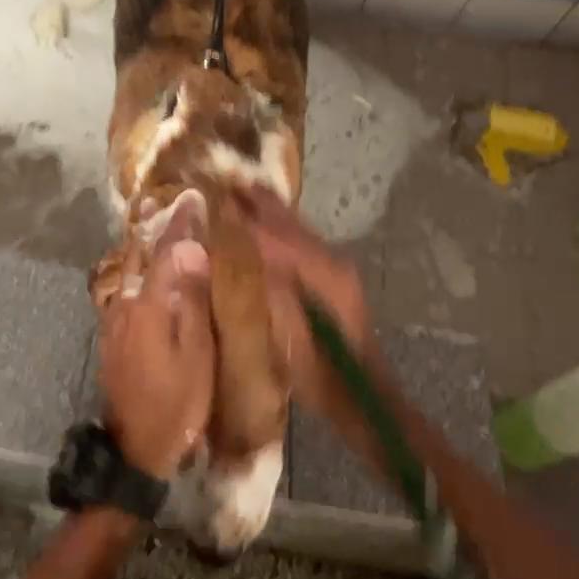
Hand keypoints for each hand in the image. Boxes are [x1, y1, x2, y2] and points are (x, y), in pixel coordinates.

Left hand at [98, 203, 215, 479]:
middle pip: (141, 257)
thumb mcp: (196, 355)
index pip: (167, 253)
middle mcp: (125, 306)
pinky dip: (141, 273)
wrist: (136, 450)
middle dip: (157, 229)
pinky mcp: (114, 337)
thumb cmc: (177, 405)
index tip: (194, 196)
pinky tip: (152, 274)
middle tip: (171, 201)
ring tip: (163, 228)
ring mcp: (115, 322)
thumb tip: (191, 247)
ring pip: (131, 273)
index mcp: (148, 307)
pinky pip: (128, 291)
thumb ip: (190, 299)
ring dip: (147, 248)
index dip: (182, 224)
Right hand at [230, 188, 378, 424]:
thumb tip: (235, 257)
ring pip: (297, 230)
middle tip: (223, 181)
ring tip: (238, 194)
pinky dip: (280, 231)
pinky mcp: (334, 280)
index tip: (215, 199)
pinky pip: (302, 244)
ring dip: (268, 213)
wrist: (363, 397)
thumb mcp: (286, 341)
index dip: (244, 217)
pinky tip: (263, 227)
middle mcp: (331, 262)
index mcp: (321, 274)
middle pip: (289, 224)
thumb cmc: (321, 376)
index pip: (275, 235)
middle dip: (257, 203)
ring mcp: (336, 270)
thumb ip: (265, 295)